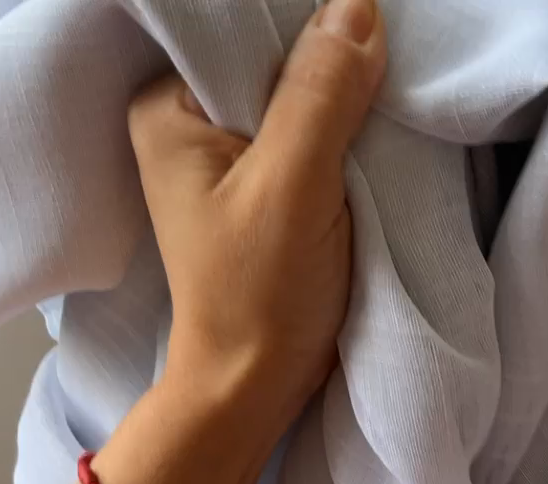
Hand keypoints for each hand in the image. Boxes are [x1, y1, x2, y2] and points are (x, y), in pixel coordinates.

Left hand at [96, 0, 386, 483]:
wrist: (258, 382)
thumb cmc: (259, 294)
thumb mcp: (291, 185)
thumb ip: (321, 94)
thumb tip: (358, 6)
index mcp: (168, 109)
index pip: (237, 28)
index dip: (304, 28)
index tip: (359, 43)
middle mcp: (190, 127)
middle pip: (271, 63)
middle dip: (327, 70)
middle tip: (377, 80)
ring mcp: (229, 165)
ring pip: (297, 104)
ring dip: (341, 109)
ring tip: (379, 113)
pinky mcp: (264, 197)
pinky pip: (309, 143)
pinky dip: (341, 144)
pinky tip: (367, 147)